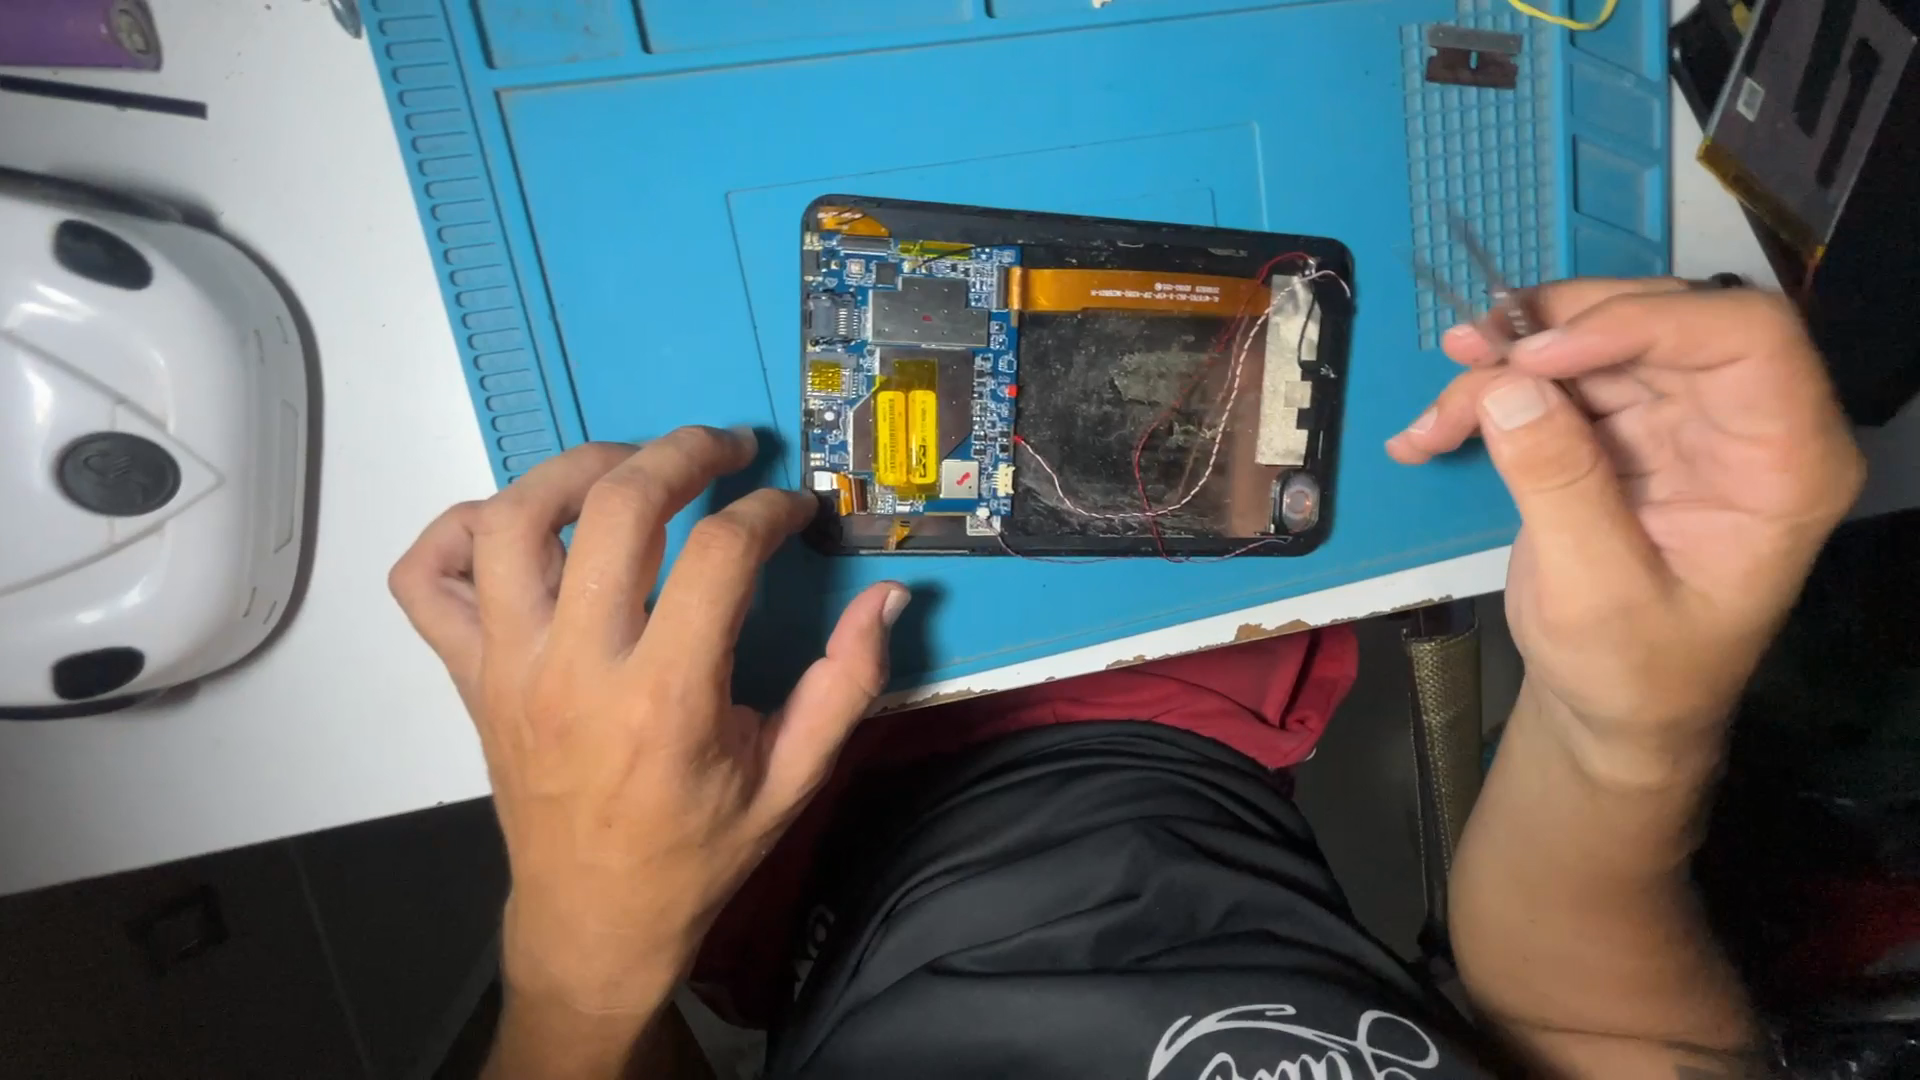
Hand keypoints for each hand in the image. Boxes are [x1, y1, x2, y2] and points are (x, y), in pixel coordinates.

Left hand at [389, 427, 908, 1013]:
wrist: (594, 918)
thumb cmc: (701, 849)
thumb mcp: (796, 776)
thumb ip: (849, 682)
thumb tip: (888, 596)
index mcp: (668, 696)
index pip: (720, 553)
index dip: (770, 511)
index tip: (796, 511)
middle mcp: (575, 667)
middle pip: (615, 507)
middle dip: (683, 453)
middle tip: (727, 447)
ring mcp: (505, 667)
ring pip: (512, 520)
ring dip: (577, 467)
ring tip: (633, 464)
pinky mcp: (467, 676)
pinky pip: (425, 576)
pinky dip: (462, 526)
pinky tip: (524, 526)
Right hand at [1387, 280, 1862, 785]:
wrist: (1609, 703)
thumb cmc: (1629, 665)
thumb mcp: (1593, 589)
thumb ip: (1557, 485)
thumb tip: (1506, 390)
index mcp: (1776, 462)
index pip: (1738, 340)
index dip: (1635, 325)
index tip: (1529, 360)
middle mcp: (1730, 427)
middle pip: (1654, 327)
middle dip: (1550, 333)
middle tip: (1464, 351)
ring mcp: (1666, 430)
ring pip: (1583, 355)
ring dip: (1497, 373)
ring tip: (1431, 417)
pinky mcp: (1607, 442)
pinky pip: (1544, 393)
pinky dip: (1480, 404)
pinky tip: (1429, 434)